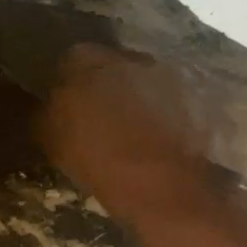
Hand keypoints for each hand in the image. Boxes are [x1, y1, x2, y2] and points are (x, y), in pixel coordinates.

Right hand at [37, 43, 221, 208]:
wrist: (164, 189)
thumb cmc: (96, 158)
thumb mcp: (49, 136)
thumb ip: (47, 109)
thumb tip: (46, 99)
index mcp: (90, 63)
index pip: (73, 57)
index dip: (69, 77)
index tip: (66, 96)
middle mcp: (132, 60)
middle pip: (115, 64)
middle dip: (107, 82)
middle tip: (98, 109)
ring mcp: (172, 79)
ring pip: (146, 81)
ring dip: (138, 96)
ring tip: (130, 126)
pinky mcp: (200, 102)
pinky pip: (173, 102)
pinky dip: (165, 114)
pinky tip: (156, 139)